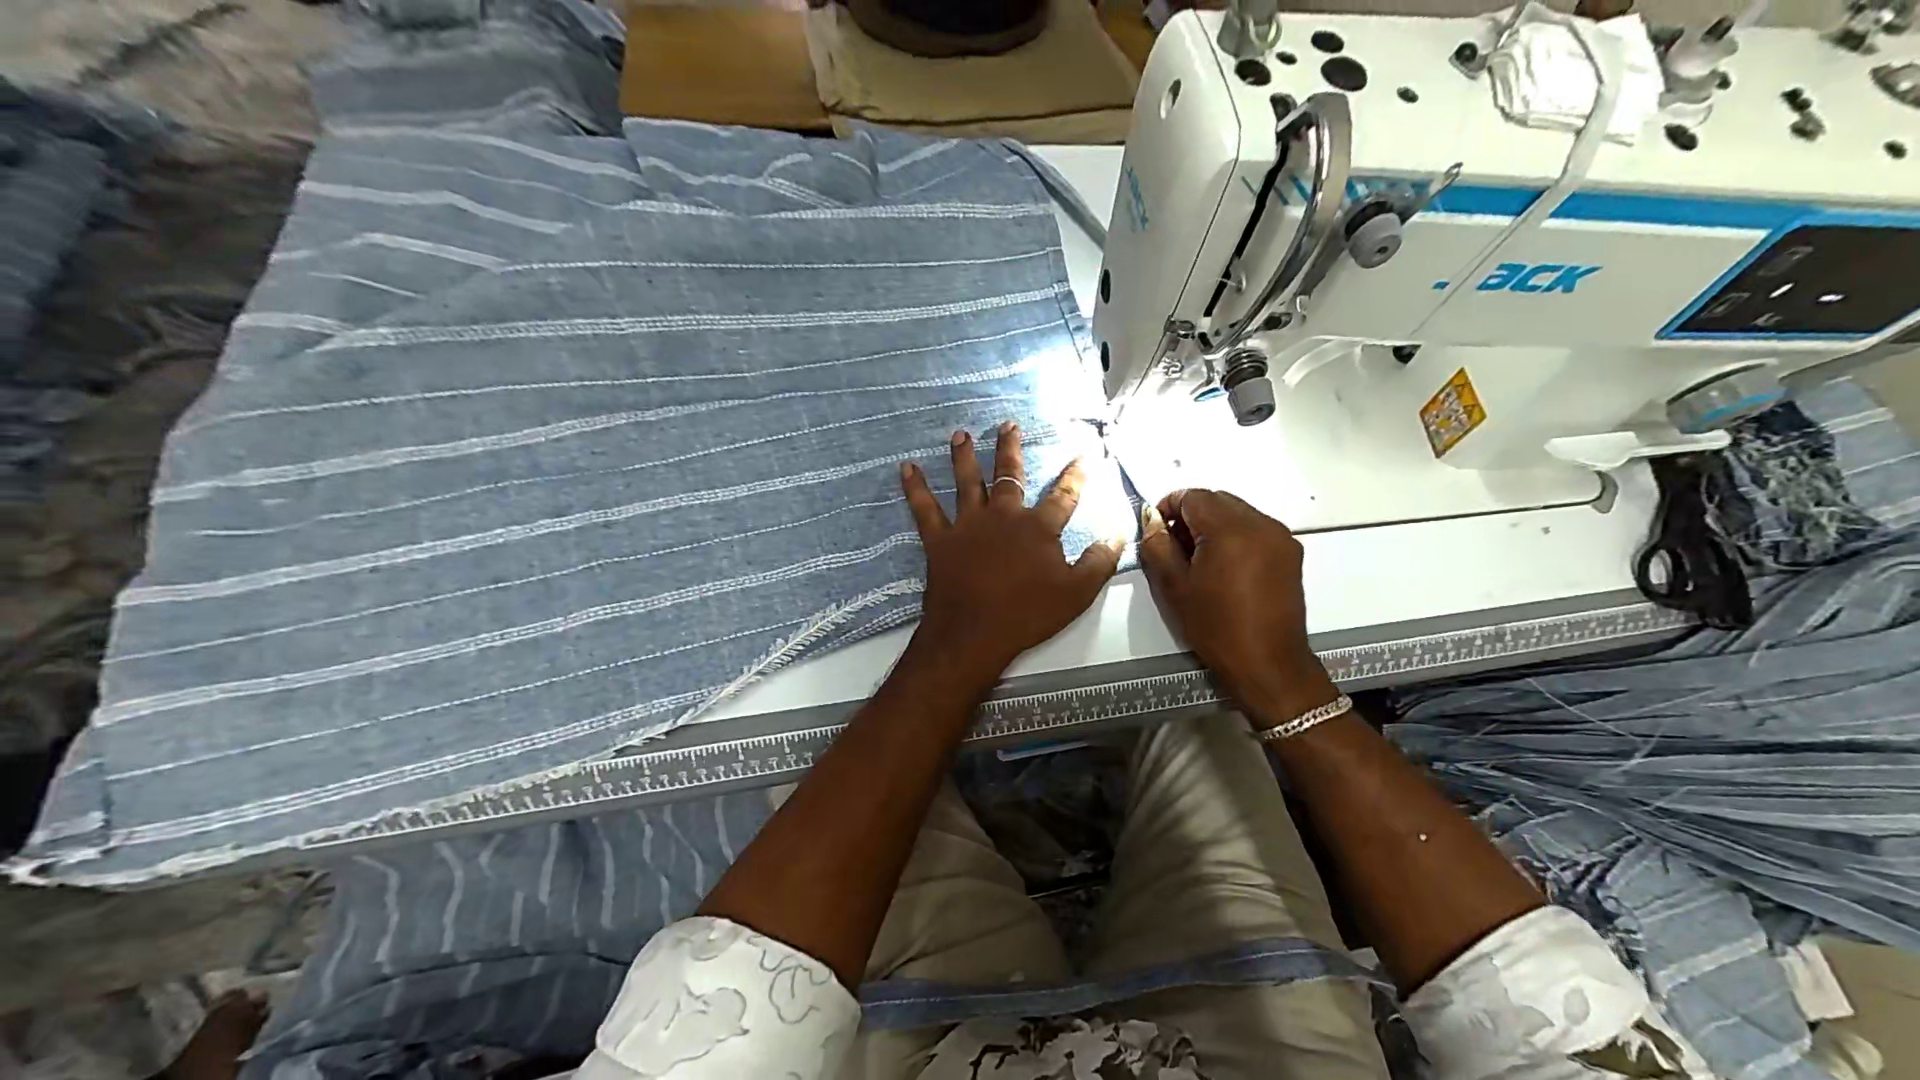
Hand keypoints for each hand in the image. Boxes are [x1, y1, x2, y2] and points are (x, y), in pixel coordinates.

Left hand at [901, 423, 1123, 684]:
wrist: (974, 632)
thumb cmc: (1027, 614)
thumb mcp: (1077, 593)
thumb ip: (1099, 562)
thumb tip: (1117, 535)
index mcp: (1038, 528)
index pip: (1062, 495)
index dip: (1075, 475)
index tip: (1084, 455)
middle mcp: (1003, 516)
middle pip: (1008, 474)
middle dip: (1010, 447)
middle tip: (1008, 424)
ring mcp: (968, 524)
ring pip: (966, 481)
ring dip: (963, 456)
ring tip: (961, 434)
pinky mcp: (940, 539)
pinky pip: (924, 508)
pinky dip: (915, 488)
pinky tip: (906, 468)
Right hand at [1137, 489, 1339, 724]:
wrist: (1267, 663)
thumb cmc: (1215, 627)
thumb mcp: (1174, 586)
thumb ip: (1157, 545)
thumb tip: (1152, 520)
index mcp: (1230, 530)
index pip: (1193, 496)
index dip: (1168, 506)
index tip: (1156, 529)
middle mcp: (1261, 524)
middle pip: (1217, 500)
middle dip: (1191, 515)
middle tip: (1174, 546)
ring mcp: (1280, 537)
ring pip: (1237, 512)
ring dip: (1213, 524)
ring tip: (1199, 559)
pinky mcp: (1290, 552)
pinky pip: (1255, 528)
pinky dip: (1234, 536)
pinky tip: (1223, 567)